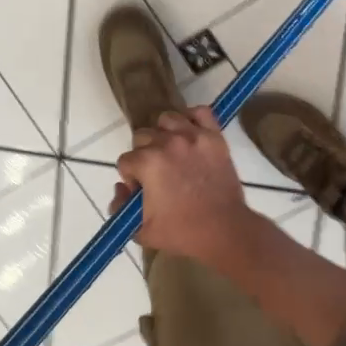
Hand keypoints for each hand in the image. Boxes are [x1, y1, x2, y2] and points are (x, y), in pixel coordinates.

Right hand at [111, 107, 259, 264]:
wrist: (224, 230)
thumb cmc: (182, 232)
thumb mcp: (142, 229)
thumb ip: (121, 207)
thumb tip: (121, 188)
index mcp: (147, 162)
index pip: (125, 161)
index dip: (130, 177)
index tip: (141, 190)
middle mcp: (167, 142)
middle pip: (142, 137)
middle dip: (144, 155)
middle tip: (156, 174)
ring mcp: (193, 136)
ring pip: (167, 119)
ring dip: (164, 133)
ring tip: (171, 152)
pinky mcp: (214, 136)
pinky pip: (200, 112)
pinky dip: (193, 119)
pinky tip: (190, 134)